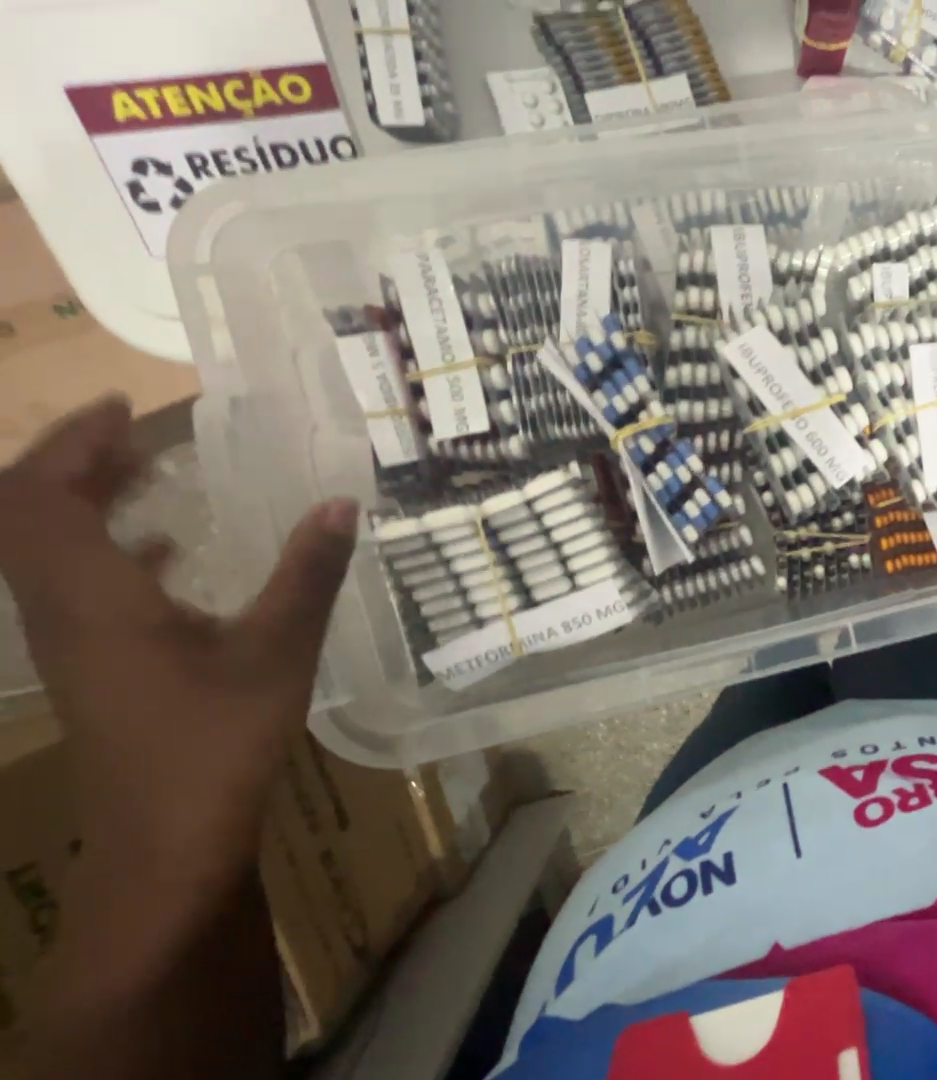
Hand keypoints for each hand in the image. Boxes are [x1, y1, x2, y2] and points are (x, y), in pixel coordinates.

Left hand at [0, 398, 357, 879]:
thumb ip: (308, 571)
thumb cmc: (220, 734)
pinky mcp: (88, 662)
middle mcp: (59, 609)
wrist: (168, 830)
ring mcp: (67, 639)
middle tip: (137, 432)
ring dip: (80, 502)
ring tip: (146, 475)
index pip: (40, 497)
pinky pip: (70, 582)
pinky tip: (165, 552)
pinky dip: (104, 547)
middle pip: (24, 517)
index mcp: (92, 595)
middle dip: (70, 463)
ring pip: (42, 549)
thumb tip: (341, 503)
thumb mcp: (279, 647)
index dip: (71, 444)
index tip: (127, 408)